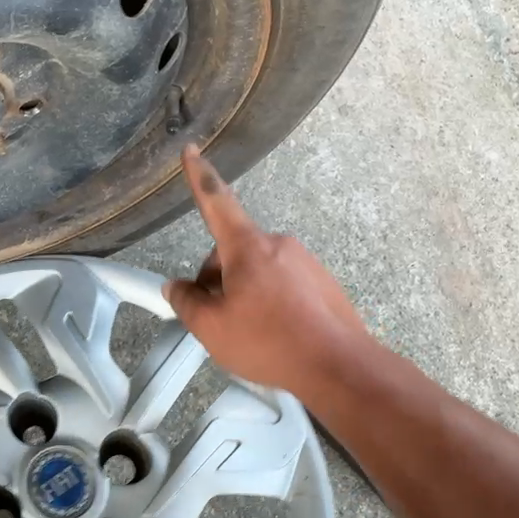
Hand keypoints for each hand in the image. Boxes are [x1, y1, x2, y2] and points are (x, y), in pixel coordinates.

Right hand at [161, 145, 373, 394]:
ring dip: (244, 292)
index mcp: (247, 247)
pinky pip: (283, 284)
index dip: (198, 175)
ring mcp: (305, 262)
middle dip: (218, 278)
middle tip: (217, 318)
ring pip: (257, 269)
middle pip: (232, 251)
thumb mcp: (211, 328)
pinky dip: (270, 302)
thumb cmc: (270, 341)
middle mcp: (278, 244)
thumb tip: (177, 287)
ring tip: (249, 332)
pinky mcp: (323, 282)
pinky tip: (275, 334)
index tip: (190, 149)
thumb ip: (186, 302)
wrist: (341, 367)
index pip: (216, 201)